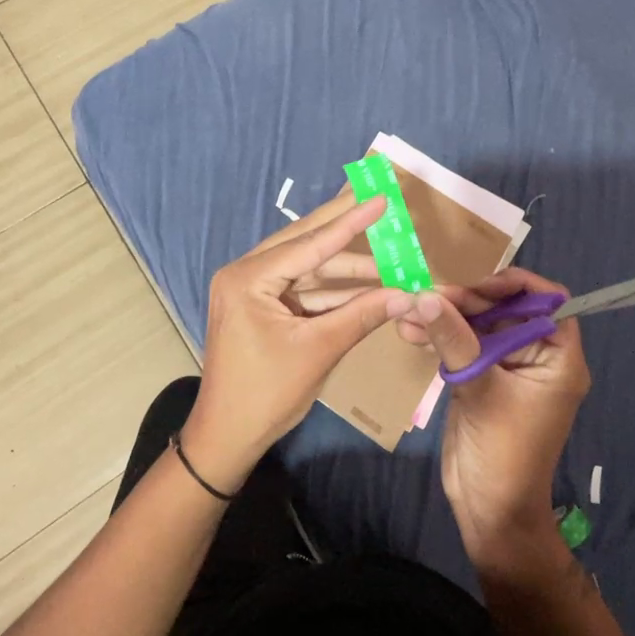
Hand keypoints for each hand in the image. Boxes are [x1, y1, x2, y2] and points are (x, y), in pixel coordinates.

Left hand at [182, 197, 416, 491]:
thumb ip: (361, 316)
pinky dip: (332, 289)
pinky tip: (367, 284)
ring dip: (345, 267)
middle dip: (345, 228)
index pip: (309, 244)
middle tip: (381, 203)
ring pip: (306, 267)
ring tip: (388, 255)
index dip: (350, 222)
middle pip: (305, 244)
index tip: (381, 198)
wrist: (226, 437)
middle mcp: (245, 274)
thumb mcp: (318, 351)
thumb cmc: (265, 394)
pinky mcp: (261, 307)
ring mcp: (251, 290)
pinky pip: (301, 288)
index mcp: (248, 278)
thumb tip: (407, 294)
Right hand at [401, 268, 590, 558]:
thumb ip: (454, 339)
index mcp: (558, 358)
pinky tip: (409, 331)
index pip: (547, 301)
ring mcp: (507, 367)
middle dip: (465, 299)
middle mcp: (536, 356)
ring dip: (444, 316)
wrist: (490, 510)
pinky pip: (462, 344)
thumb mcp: (480, 390)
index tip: (475, 284)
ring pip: (478, 324)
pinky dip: (438, 336)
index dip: (513, 285)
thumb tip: (427, 296)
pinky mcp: (481, 378)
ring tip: (408, 312)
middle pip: (504, 308)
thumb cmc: (503, 451)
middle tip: (427, 296)